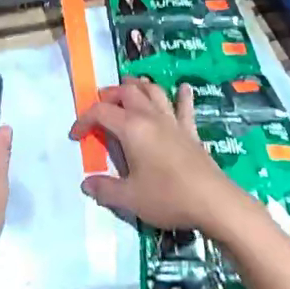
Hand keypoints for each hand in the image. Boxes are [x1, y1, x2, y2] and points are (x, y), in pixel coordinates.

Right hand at [69, 78, 255, 236]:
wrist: (213, 202)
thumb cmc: (167, 197)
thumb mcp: (129, 198)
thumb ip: (105, 189)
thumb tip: (87, 184)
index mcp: (132, 129)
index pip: (101, 112)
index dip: (84, 120)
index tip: (76, 136)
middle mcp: (151, 118)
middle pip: (128, 92)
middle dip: (110, 94)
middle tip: (100, 105)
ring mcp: (173, 123)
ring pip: (154, 92)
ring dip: (139, 86)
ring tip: (130, 86)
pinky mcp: (191, 132)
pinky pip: (184, 108)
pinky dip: (182, 96)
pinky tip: (183, 88)